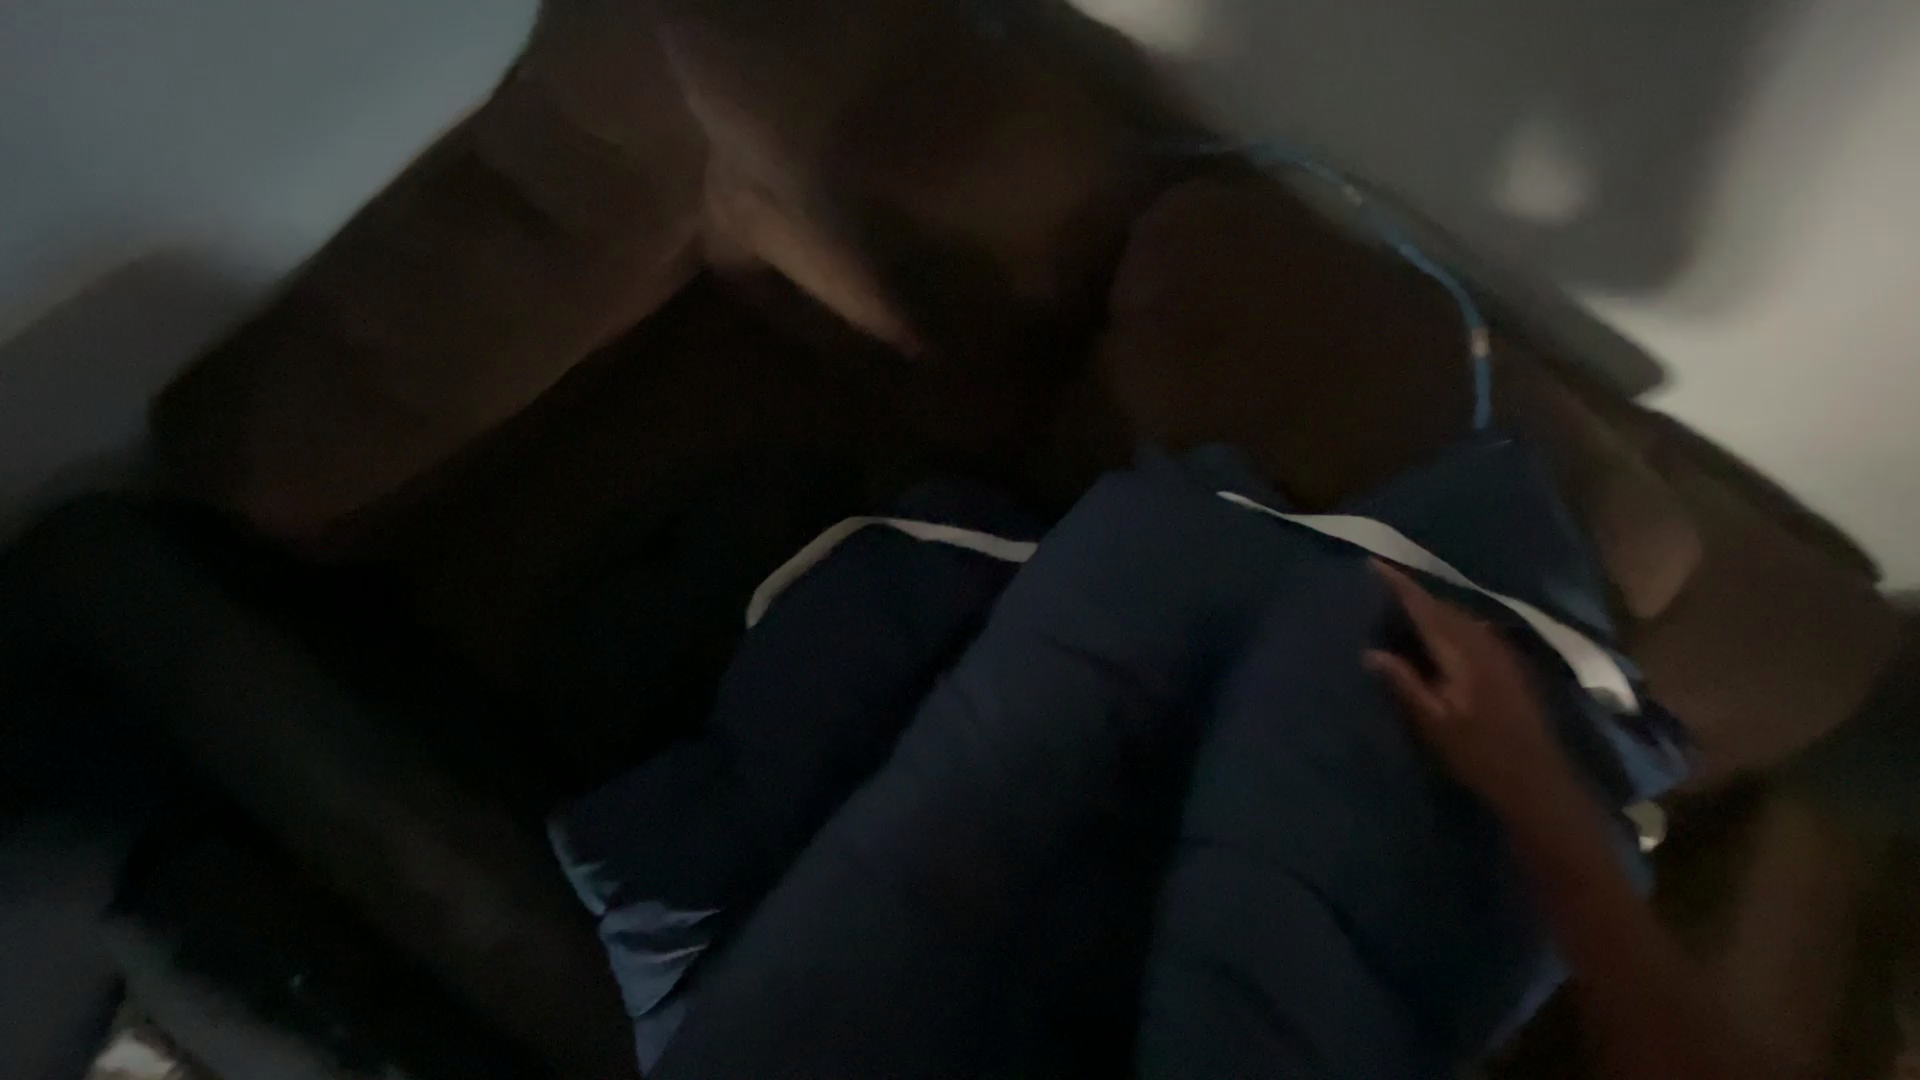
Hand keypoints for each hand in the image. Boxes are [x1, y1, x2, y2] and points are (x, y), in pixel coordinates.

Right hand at [1364, 559, 1576, 814]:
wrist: (1540, 784)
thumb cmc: (1480, 754)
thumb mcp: (1432, 722)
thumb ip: (1403, 683)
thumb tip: (1370, 651)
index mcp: (1463, 652)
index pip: (1425, 607)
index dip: (1398, 585)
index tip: (1372, 564)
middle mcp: (1485, 643)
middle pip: (1444, 607)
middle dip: (1413, 592)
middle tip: (1380, 583)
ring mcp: (1502, 654)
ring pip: (1460, 618)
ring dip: (1431, 607)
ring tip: (1401, 604)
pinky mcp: (1509, 667)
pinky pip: (1471, 630)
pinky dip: (1448, 623)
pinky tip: (1436, 634)